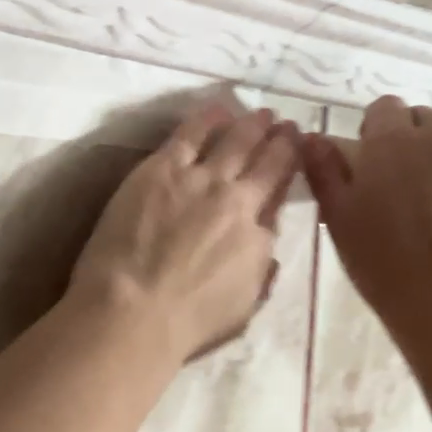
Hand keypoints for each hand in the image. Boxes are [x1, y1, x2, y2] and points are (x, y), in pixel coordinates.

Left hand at [68, 104, 299, 360]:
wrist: (134, 308)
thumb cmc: (185, 323)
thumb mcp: (242, 306)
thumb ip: (258, 269)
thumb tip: (264, 246)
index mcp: (258, 239)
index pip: (279, 196)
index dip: (290, 172)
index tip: (297, 156)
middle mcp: (238, 201)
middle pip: (266, 162)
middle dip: (280, 141)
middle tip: (287, 125)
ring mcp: (199, 181)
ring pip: (233, 141)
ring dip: (251, 125)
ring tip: (261, 113)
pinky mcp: (160, 170)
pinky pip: (188, 134)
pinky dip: (206, 119)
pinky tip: (216, 109)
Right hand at [299, 95, 431, 326]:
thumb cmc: (380, 260)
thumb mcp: (337, 215)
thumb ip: (324, 167)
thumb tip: (314, 136)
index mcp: (393, 140)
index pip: (384, 108)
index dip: (375, 134)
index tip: (372, 164)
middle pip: (425, 117)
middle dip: (413, 141)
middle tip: (407, 184)